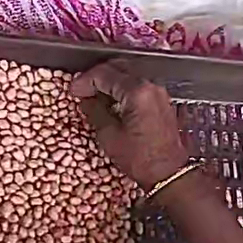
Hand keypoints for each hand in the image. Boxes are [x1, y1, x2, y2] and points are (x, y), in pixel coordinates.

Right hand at [70, 62, 188, 189]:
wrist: (170, 174)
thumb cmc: (140, 159)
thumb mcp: (109, 136)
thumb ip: (95, 111)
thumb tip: (85, 99)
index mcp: (137, 91)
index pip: (104, 74)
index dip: (84, 80)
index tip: (72, 90)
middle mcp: (150, 86)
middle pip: (118, 68)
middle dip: (97, 77)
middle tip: (81, 90)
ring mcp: (159, 93)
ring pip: (129, 76)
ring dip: (110, 82)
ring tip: (94, 96)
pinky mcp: (162, 102)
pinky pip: (138, 87)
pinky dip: (123, 89)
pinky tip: (112, 102)